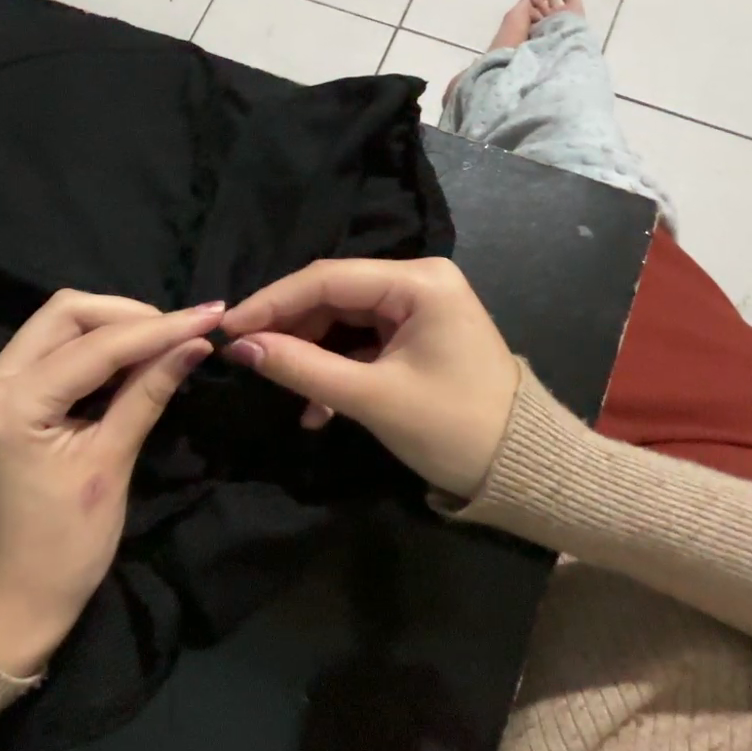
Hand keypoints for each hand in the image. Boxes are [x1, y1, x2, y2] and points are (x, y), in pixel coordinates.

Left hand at [0, 290, 223, 676]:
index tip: (209, 316)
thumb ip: (148, 393)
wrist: (17, 595)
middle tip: (182, 333)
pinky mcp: (2, 397)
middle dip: (129, 316)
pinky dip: (93, 348)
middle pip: (65, 313)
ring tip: (166, 343)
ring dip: (113, 328)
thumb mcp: (111, 463)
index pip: (94, 345)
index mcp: (12, 402)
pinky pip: (51, 351)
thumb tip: (195, 344)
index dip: (157, 328)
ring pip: (58, 326)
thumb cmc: (66, 545)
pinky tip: (132, 360)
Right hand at [218, 258, 521, 499]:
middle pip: (332, 297)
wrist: (523, 471)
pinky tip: (317, 411)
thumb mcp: (370, 398)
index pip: (326, 279)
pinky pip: (361, 344)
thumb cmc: (452, 428)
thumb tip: (241, 347)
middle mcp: (418, 282)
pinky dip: (336, 372)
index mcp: (418, 282)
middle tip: (246, 359)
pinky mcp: (415, 337)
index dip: (272, 302)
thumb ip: (302, 368)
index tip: (229, 328)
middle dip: (289, 331)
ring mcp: (417, 310)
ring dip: (311, 358)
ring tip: (284, 393)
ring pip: (342, 322)